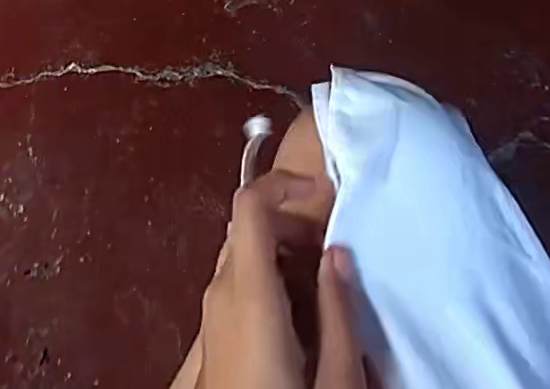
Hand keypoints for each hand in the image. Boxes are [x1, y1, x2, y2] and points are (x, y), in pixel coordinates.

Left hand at [199, 171, 368, 388]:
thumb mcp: (335, 380)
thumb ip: (338, 311)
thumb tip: (337, 253)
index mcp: (249, 293)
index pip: (250, 203)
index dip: (285, 181)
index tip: (323, 189)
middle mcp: (222, 293)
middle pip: (251, 224)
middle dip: (295, 224)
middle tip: (333, 252)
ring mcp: (211, 314)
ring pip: (246, 251)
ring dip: (285, 252)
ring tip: (322, 288)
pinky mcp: (212, 335)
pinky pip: (239, 280)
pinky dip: (271, 276)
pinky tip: (299, 316)